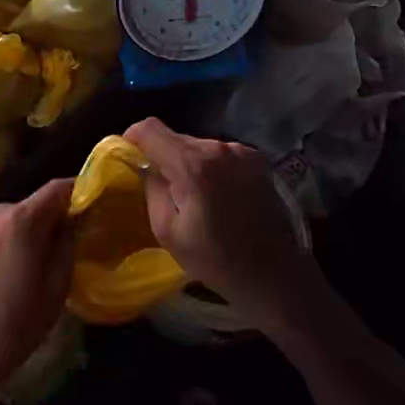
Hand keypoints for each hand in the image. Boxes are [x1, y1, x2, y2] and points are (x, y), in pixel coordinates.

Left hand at [0, 178, 74, 397]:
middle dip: (57, 211)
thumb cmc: (22, 319)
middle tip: (76, 230)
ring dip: (36, 223)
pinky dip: (17, 233)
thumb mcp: (59, 281)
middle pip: (37, 200)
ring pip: (20, 213)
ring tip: (48, 248)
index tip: (95, 198)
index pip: (57, 188)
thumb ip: (69, 240)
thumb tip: (76, 217)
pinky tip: (22, 258)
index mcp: (22, 219)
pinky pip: (3, 225)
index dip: (79, 189)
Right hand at [124, 118, 315, 332]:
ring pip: (199, 146)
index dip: (133, 138)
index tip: (129, 157)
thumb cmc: (216, 260)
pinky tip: (218, 195)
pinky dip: (212, 167)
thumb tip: (144, 164)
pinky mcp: (257, 158)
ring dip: (189, 163)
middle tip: (162, 187)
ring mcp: (241, 150)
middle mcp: (219, 147)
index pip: (151, 129)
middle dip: (163, 156)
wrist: (275, 275)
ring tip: (194, 196)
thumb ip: (152, 188)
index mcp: (194, 164)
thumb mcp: (168, 231)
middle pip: (176, 137)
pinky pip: (221, 154)